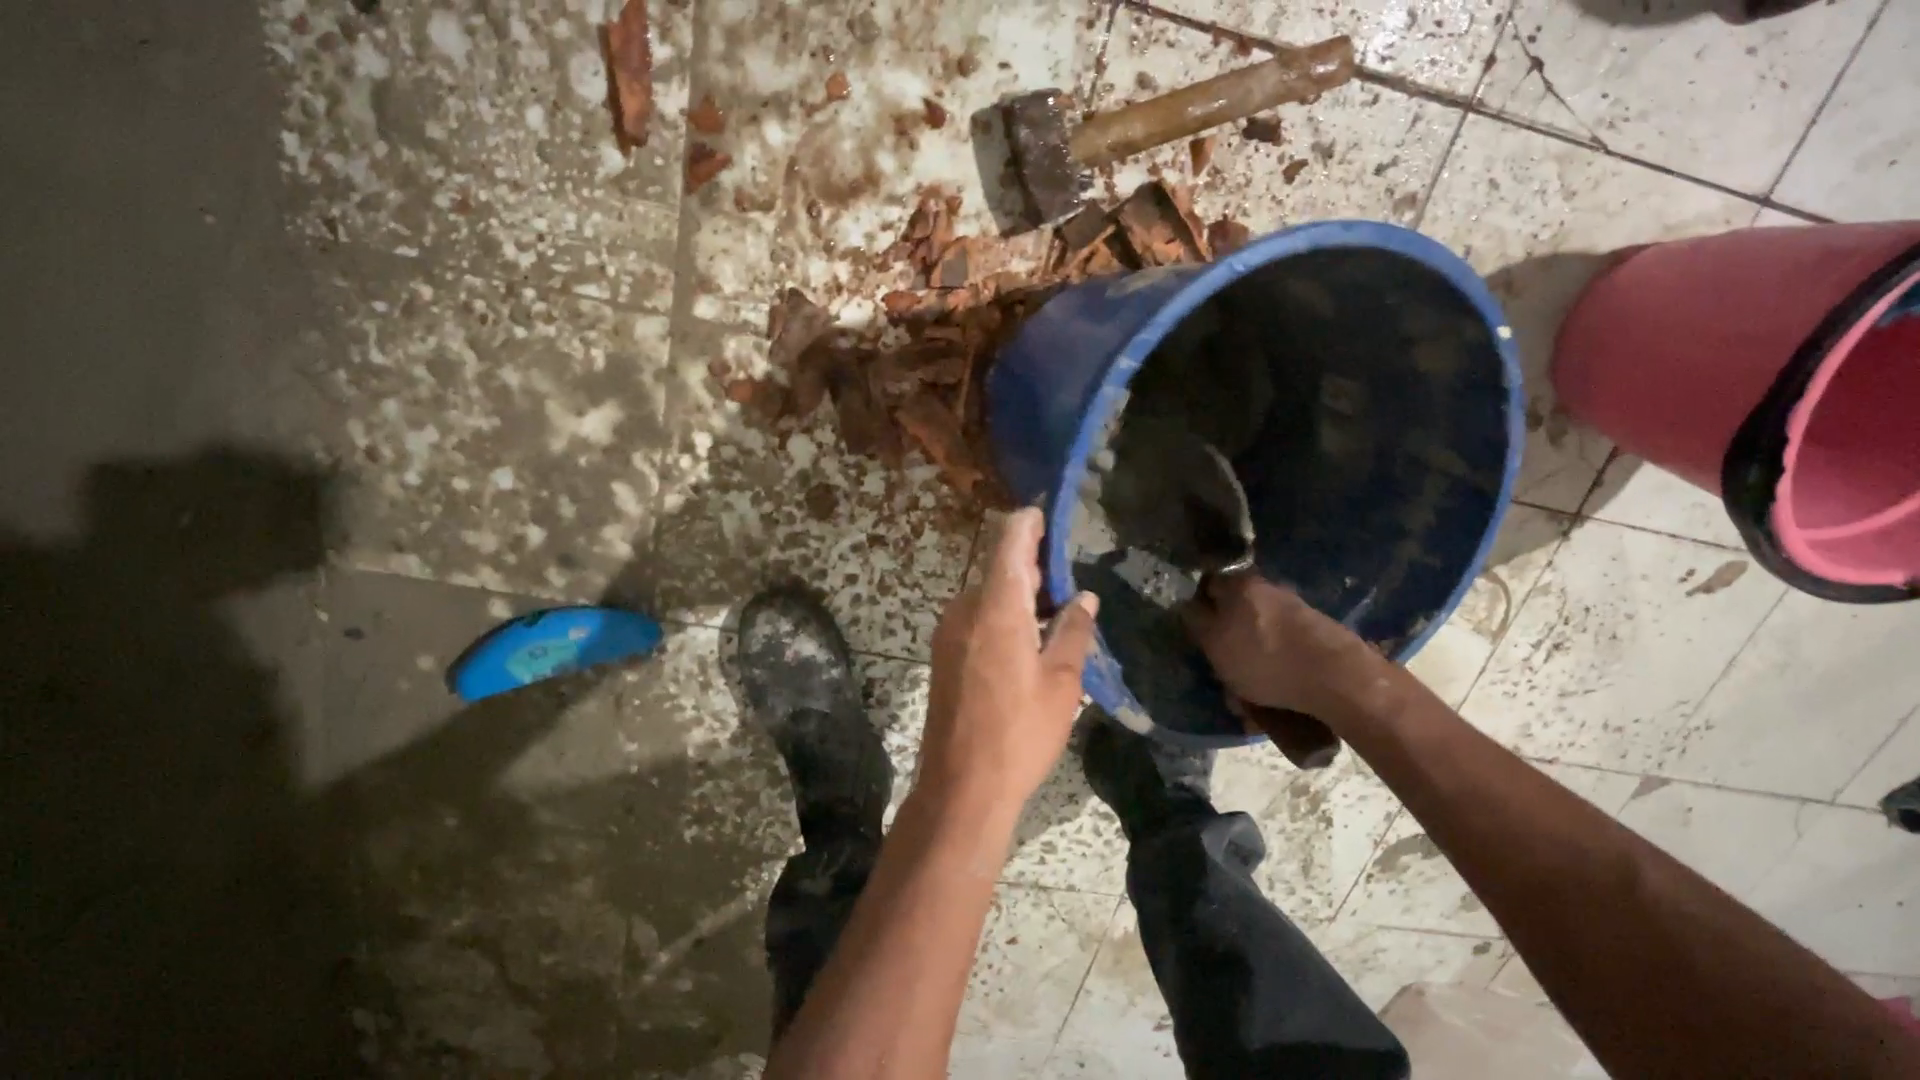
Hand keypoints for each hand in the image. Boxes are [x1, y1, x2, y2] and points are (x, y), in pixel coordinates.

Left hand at [920, 508, 1098, 810]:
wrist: (961, 787)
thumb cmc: (1019, 734)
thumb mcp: (1062, 683)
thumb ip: (1073, 632)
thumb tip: (1083, 599)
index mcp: (996, 607)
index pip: (1010, 540)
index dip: (1032, 522)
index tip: (1054, 518)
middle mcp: (965, 609)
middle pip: (1000, 568)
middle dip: (1035, 570)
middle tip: (1072, 587)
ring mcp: (948, 632)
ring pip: (988, 595)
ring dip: (1020, 597)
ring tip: (1058, 622)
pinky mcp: (943, 654)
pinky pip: (977, 618)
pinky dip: (1003, 617)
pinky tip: (1029, 646)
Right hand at [1180, 574, 1385, 722]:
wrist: (1335, 677)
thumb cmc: (1263, 658)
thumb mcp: (1214, 642)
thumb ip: (1196, 622)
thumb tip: (1187, 607)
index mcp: (1241, 585)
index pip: (1209, 586)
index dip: (1197, 607)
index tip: (1193, 632)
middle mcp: (1269, 590)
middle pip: (1236, 612)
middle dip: (1227, 639)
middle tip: (1219, 668)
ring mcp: (1295, 611)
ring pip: (1260, 636)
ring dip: (1250, 662)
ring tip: (1245, 697)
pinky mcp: (1316, 636)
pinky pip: (1282, 652)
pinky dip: (1273, 671)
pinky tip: (1270, 698)